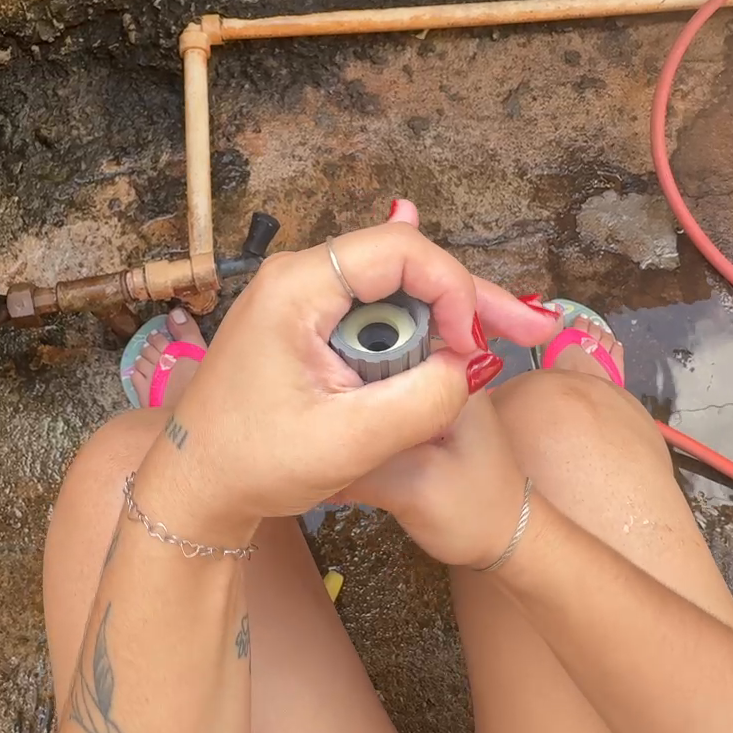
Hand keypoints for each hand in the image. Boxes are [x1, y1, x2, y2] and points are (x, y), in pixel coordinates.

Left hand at [137, 203, 561, 542]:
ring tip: (514, 338)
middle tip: (535, 331)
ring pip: (398, 289)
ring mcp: (304, 296)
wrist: (197, 483)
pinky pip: (378, 314)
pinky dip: (420, 335)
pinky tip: (457, 349)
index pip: (399, 249)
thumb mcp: (345, 443)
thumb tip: (464, 364)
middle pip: (406, 264)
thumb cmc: (253, 464)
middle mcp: (300, 275)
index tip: (469, 345)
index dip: (452, 287)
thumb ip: (419, 400)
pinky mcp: (311, 321)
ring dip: (451, 316)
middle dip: (472, 297)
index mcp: (297, 287)